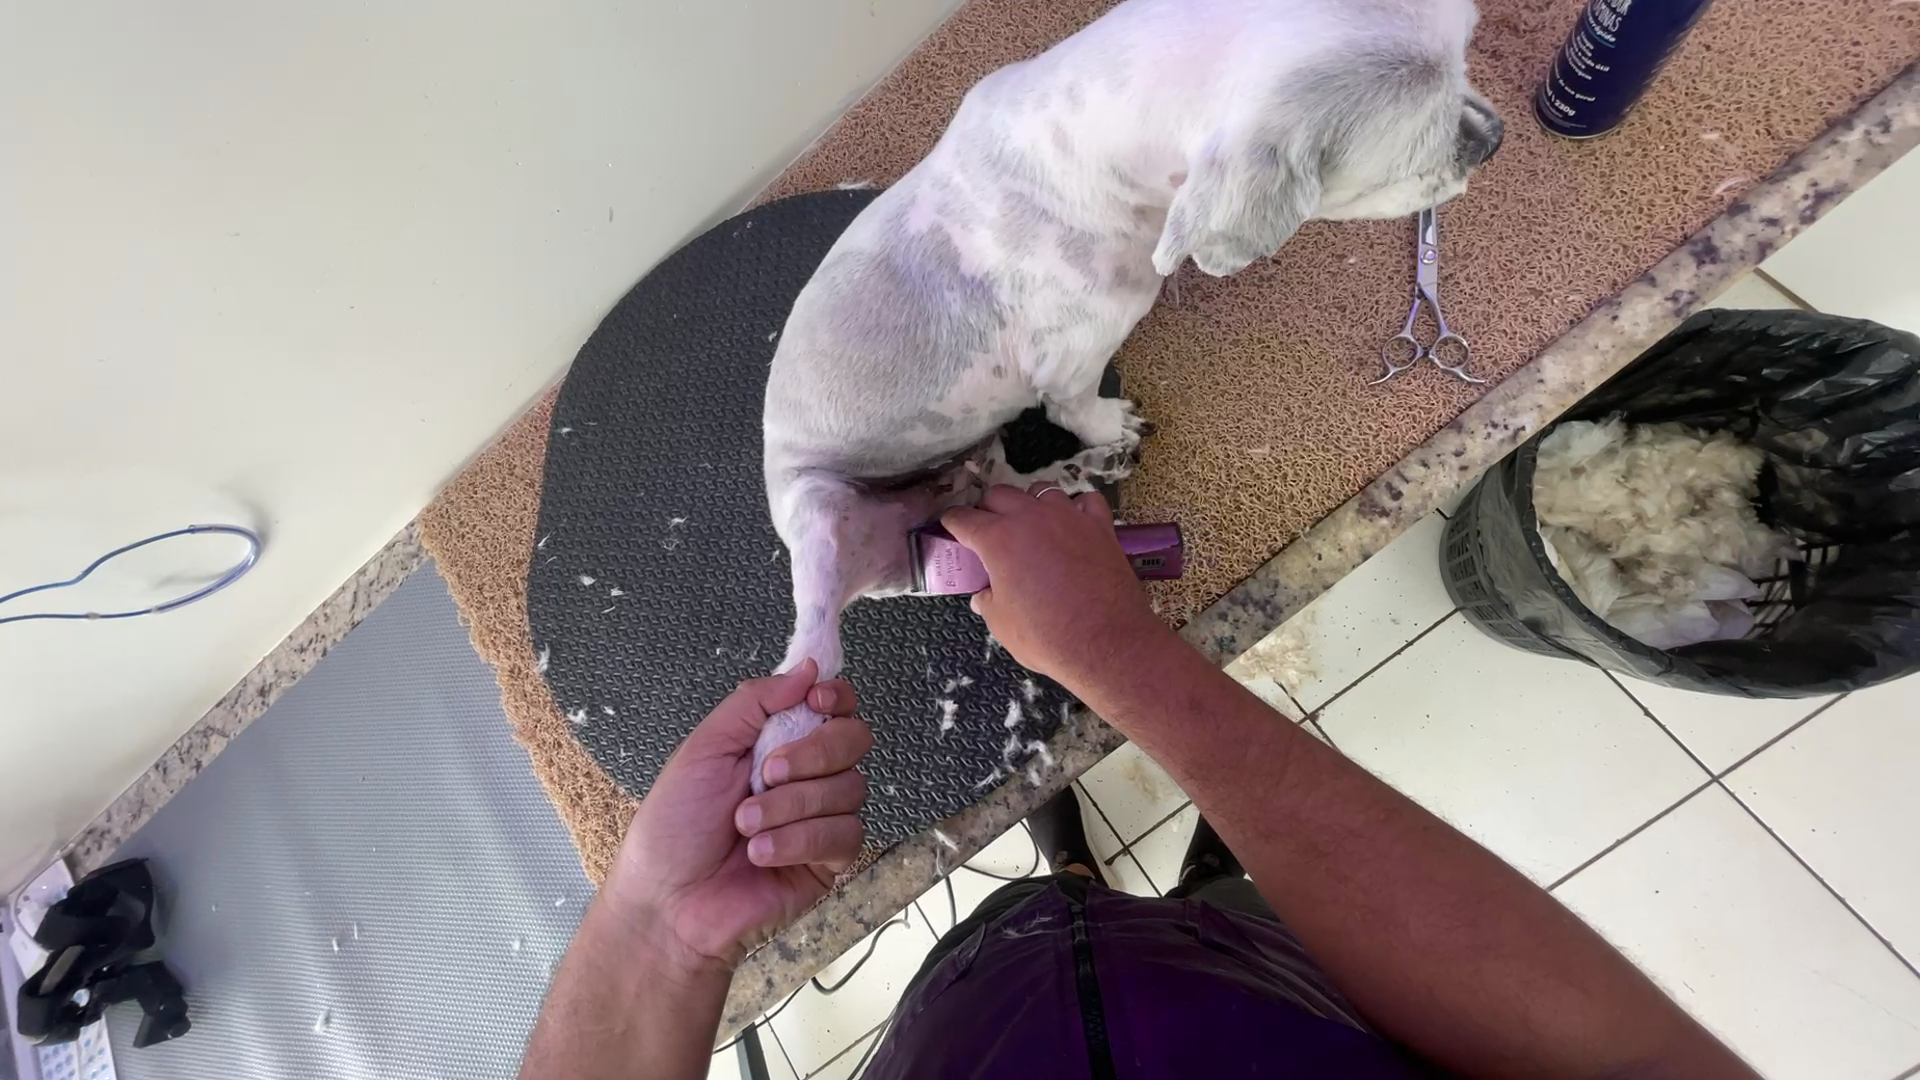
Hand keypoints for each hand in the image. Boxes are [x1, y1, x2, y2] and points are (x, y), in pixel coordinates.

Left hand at [606, 661, 872, 971]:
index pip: (837, 706)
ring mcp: (823, 816)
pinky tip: (762, 853)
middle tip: (766, 774)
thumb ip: (756, 701)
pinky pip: (845, 834)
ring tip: (746, 825)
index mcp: (784, 740)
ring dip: (793, 804)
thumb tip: (810, 667)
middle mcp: (811, 773)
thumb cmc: (675, 824)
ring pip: (850, 788)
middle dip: (813, 753)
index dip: (837, 697)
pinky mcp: (830, 860)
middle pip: (855, 738)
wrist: (666, 904)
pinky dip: (800, 839)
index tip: (817, 701)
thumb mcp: (705, 748)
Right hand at [942, 485, 1173, 684]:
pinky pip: (1086, 501)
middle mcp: (1031, 517)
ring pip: (1041, 490)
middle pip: (999, 494)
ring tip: (1031, 523)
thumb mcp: (1002, 624)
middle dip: (988, 509)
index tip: (951, 526)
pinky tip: (1074, 522)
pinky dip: (1077, 508)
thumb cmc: (1047, 636)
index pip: (964, 518)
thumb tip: (983, 596)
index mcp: (998, 539)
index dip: (953, 522)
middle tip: (988, 530)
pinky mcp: (1100, 525)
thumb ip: (988, 602)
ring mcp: (1068, 517)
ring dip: (1029, 503)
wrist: (1106, 643)